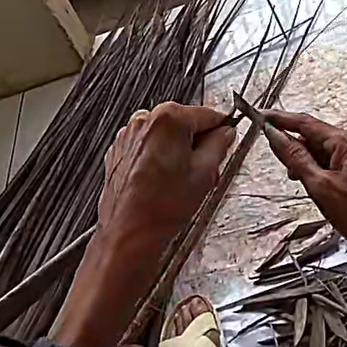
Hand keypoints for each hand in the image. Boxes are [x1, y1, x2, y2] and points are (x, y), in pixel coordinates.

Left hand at [52, 102, 236, 346]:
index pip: (208, 114)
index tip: (226, 142)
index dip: (222, 131)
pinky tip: (164, 182)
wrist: (128, 232)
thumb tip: (225, 133)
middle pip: (185, 122)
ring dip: (179, 151)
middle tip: (206, 171)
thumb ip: (220, 145)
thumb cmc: (161, 206)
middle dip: (198, 144)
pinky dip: (159, 158)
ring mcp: (129, 135)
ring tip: (184, 181)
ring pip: (167, 135)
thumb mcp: (205, 173)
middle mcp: (145, 120)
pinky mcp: (120, 150)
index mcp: (169, 118)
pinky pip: (149, 146)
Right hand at [259, 110, 346, 285]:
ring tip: (298, 181)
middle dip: (294, 147)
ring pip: (322, 152)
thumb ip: (295, 159)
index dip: (281, 119)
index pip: (306, 123)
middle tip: (277, 160)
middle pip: (314, 137)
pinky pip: (332, 164)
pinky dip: (318, 172)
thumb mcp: (321, 188)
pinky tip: (313, 188)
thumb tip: (275, 136)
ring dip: (305, 163)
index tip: (262, 116)